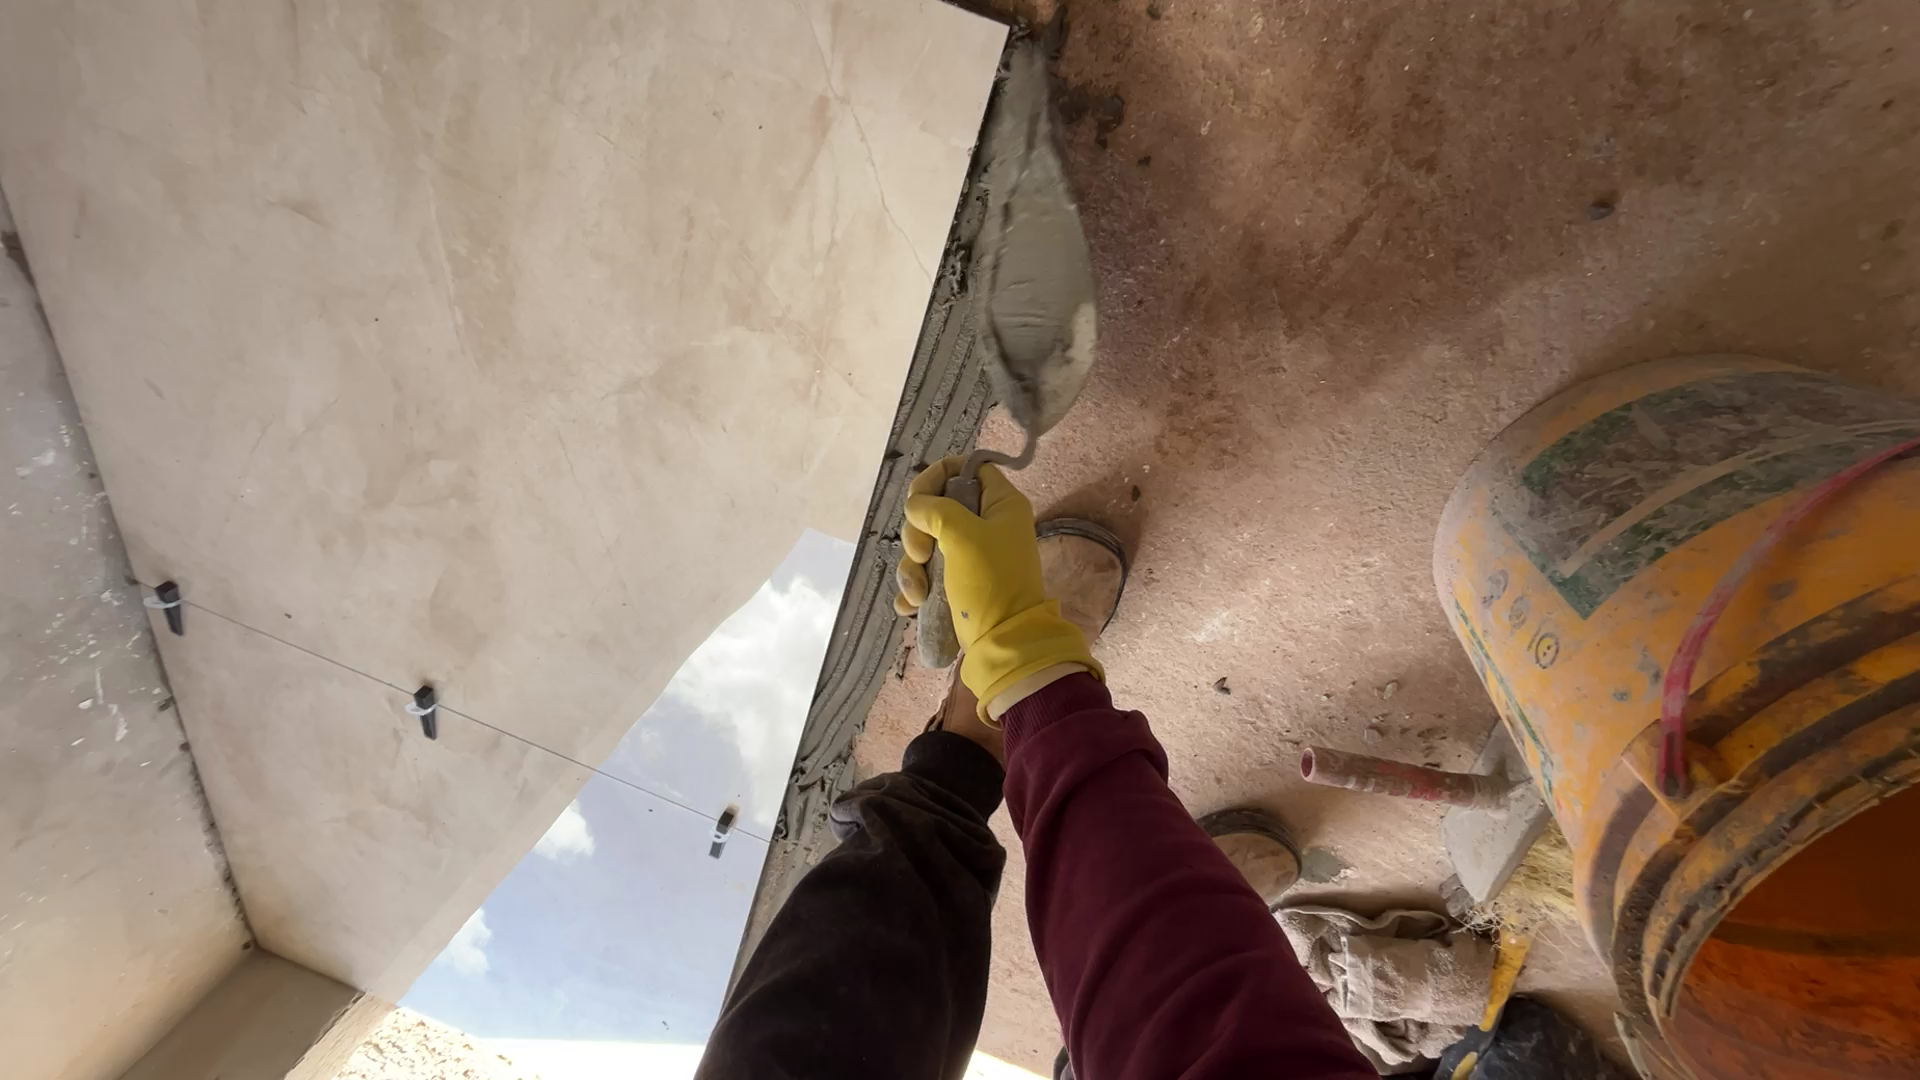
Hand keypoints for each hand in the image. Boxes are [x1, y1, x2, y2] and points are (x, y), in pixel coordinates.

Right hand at [893, 456, 1100, 714]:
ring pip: (926, 542)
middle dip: (917, 532)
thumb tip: (915, 504)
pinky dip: (915, 587)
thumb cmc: (991, 582)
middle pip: (937, 507)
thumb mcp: (963, 537)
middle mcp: (987, 524)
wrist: (1003, 643)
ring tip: (918, 594)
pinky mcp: (958, 583)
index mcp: (1000, 504)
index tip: (919, 500)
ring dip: (913, 567)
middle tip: (921, 555)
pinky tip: (910, 606)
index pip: (966, 467)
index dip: (937, 477)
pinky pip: (926, 573)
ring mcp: (971, 555)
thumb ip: (935, 509)